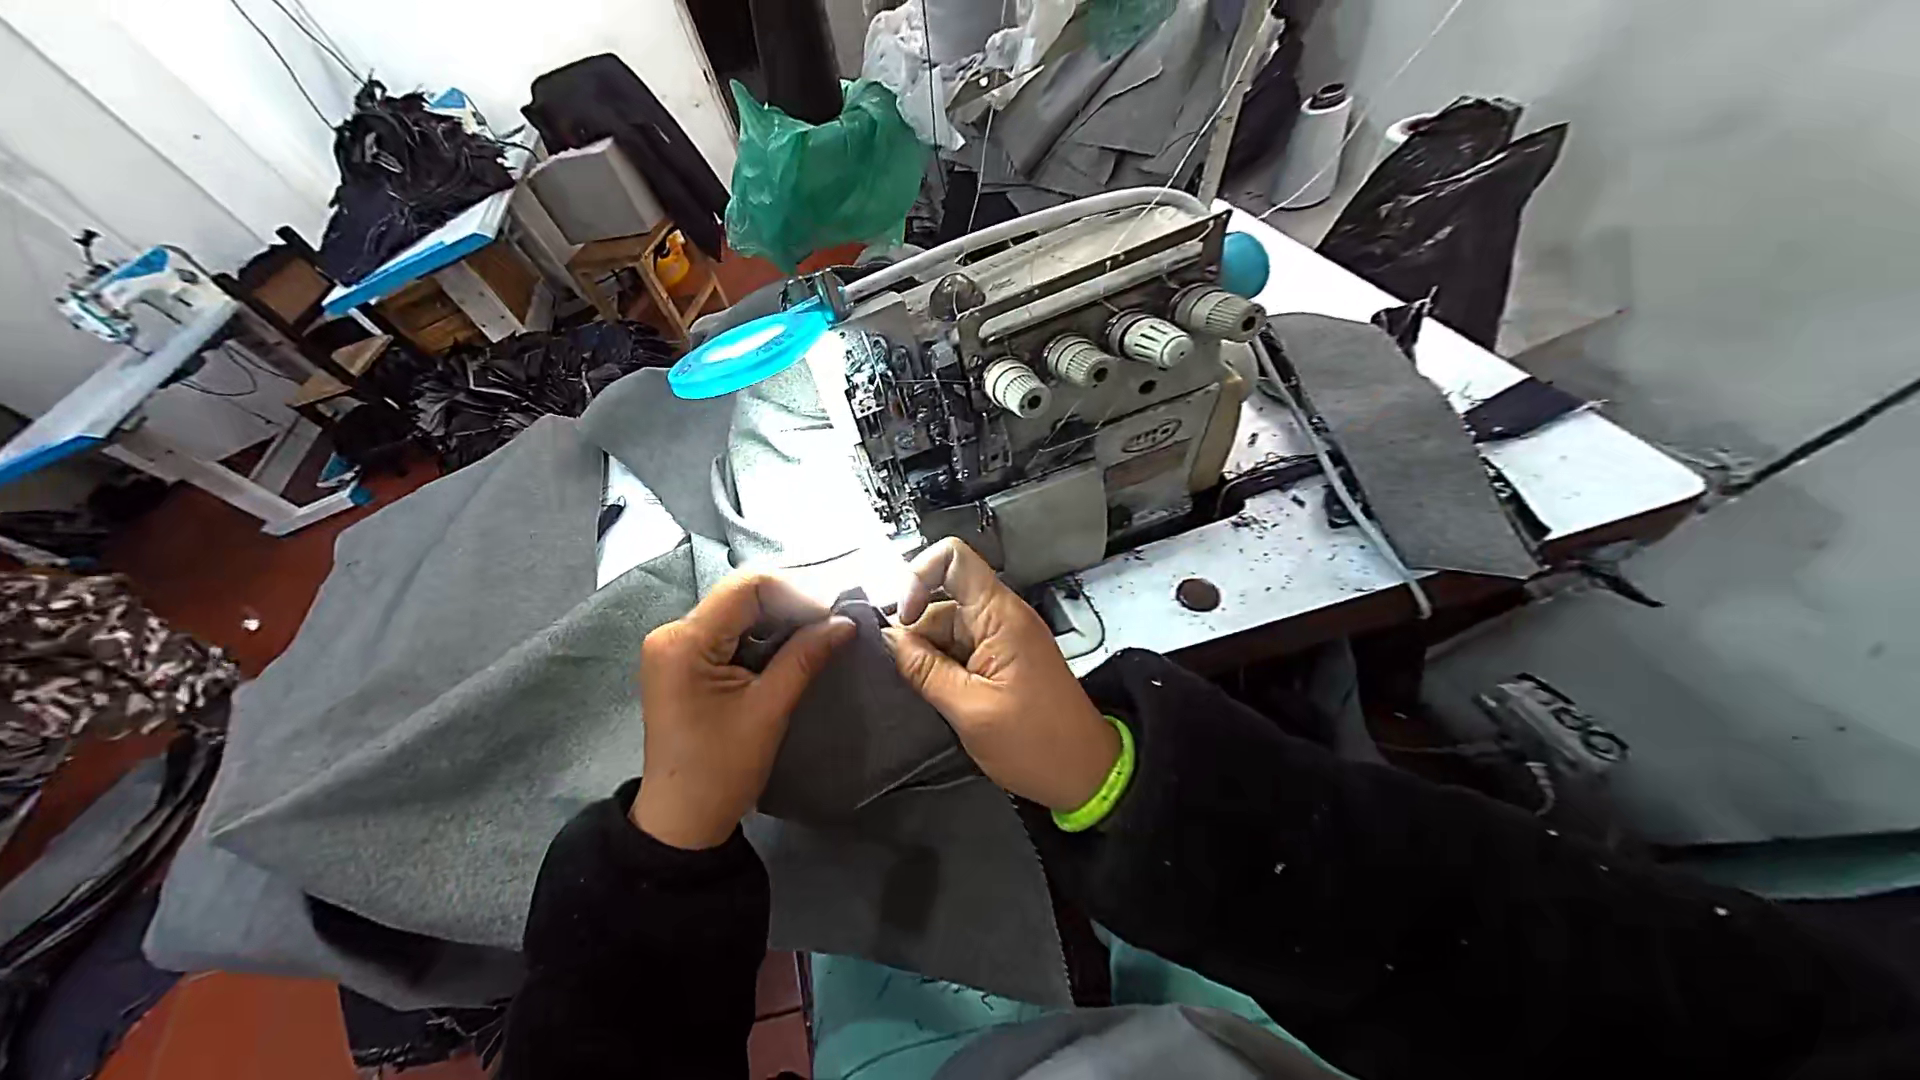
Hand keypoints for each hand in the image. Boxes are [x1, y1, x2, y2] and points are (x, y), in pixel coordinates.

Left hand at [634, 572, 854, 848]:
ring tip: (817, 636)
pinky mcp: (685, 660)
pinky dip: (764, 636)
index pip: (747, 588)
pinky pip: (732, 631)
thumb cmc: (721, 769)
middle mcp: (672, 632)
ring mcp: (676, 646)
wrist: (682, 820)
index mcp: (683, 642)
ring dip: (780, 621)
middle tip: (831, 625)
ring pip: (740, 611)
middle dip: (791, 606)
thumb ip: (806, 656)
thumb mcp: (769, 709)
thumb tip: (845, 621)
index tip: (832, 615)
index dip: (795, 593)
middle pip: (742, 596)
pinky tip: (790, 649)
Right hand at [883, 538, 1119, 811]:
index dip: (917, 577)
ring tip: (939, 698)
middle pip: (941, 599)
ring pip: (946, 626)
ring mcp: (1002, 636)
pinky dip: (944, 668)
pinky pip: (959, 647)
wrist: (1084, 771)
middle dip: (918, 634)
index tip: (904, 619)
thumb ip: (924, 670)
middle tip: (915, 678)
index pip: (952, 557)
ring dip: (930, 657)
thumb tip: (890, 640)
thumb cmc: (1039, 743)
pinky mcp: (1002, 656)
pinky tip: (947, 698)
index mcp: (1000, 616)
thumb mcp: (970, 709)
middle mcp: (1001, 616)